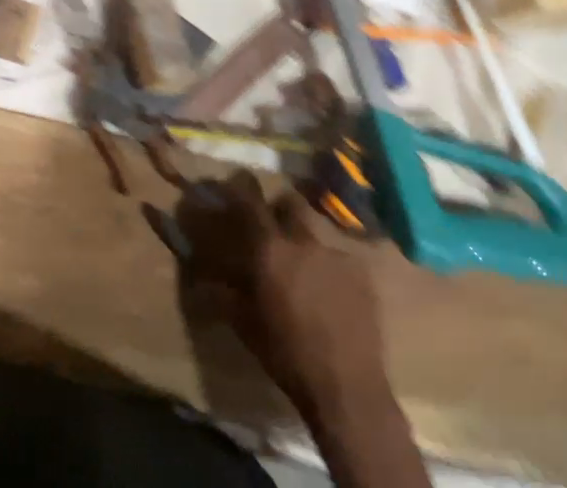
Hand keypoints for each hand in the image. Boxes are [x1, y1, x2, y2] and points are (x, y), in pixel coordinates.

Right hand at [176, 172, 388, 404]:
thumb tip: (203, 275)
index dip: (239, 188)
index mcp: (270, 251)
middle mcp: (304, 242)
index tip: (233, 181)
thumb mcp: (244, 323)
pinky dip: (329, 265)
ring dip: (305, 238)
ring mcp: (338, 254)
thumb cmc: (285, 354)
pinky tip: (330, 292)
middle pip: (291, 203)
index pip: (250, 203)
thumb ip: (226, 290)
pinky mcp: (363, 273)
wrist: (346, 385)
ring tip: (304, 265)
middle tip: (272, 227)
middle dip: (279, 208)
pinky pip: (340, 256)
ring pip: (317, 230)